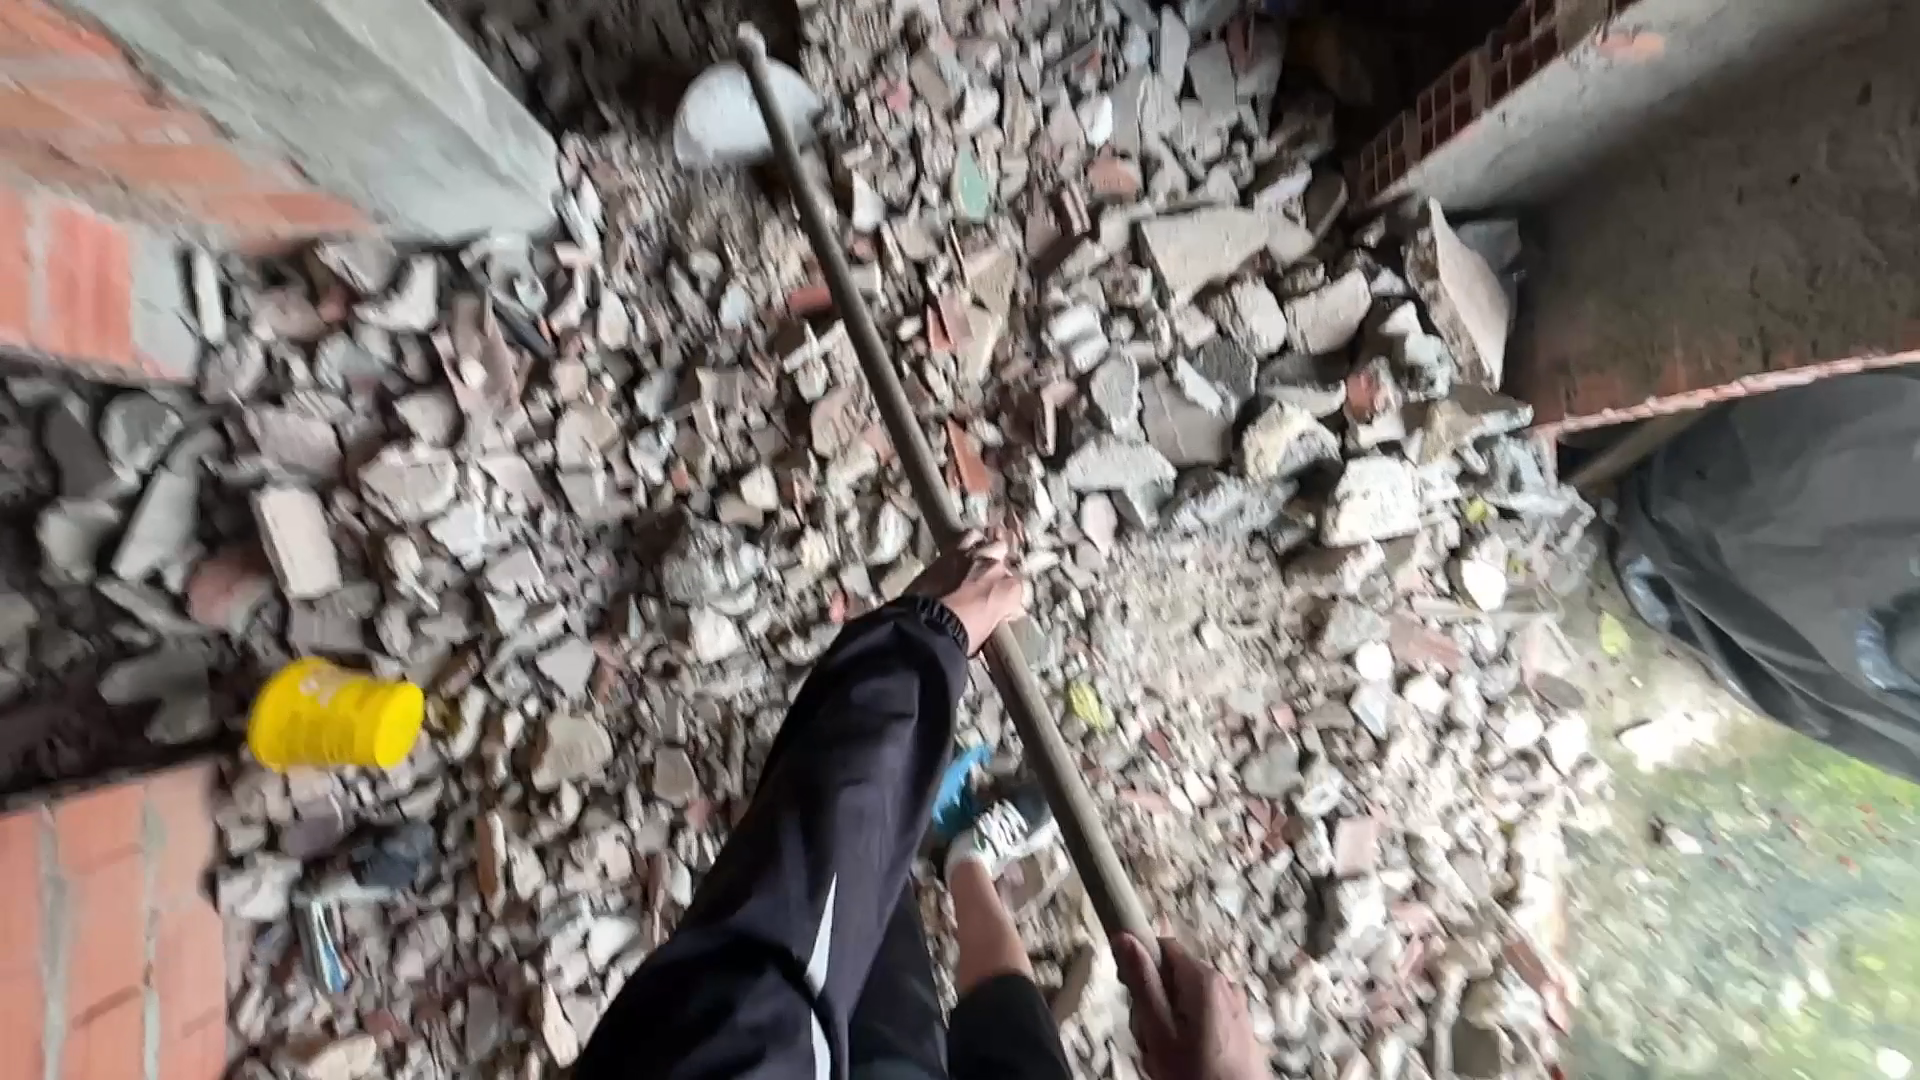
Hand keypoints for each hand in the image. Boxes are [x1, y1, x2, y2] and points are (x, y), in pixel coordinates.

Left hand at [909, 531, 1028, 654]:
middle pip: (1004, 560)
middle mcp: (995, 568)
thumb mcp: (988, 631)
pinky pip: (966, 537)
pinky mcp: (950, 552)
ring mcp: (972, 556)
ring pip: (989, 542)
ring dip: (986, 549)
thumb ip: (997, 615)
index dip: (1007, 596)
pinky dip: (968, 543)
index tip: (999, 605)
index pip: (1017, 586)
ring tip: (979, 558)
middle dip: (998, 567)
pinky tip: (963, 551)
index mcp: (1009, 591)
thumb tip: (1000, 612)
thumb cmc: (961, 637)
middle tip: (987, 580)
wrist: (928, 626)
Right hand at [1113, 934, 1270, 1079]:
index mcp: (1204, 978)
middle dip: (1156, 1002)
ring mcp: (1236, 1006)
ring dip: (1171, 1021)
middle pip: (1174, 975)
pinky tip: (1188, 1061)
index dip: (1142, 966)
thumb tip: (1124, 935)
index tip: (1132, 997)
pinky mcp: (1242, 1028)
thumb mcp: (1159, 1031)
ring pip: (1188, 998)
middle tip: (1150, 1037)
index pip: (1162, 947)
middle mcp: (1224, 983)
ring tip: (1167, 1055)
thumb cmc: (1195, 1075)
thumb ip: (1142, 981)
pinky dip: (1192, 1032)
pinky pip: (1206, 1016)